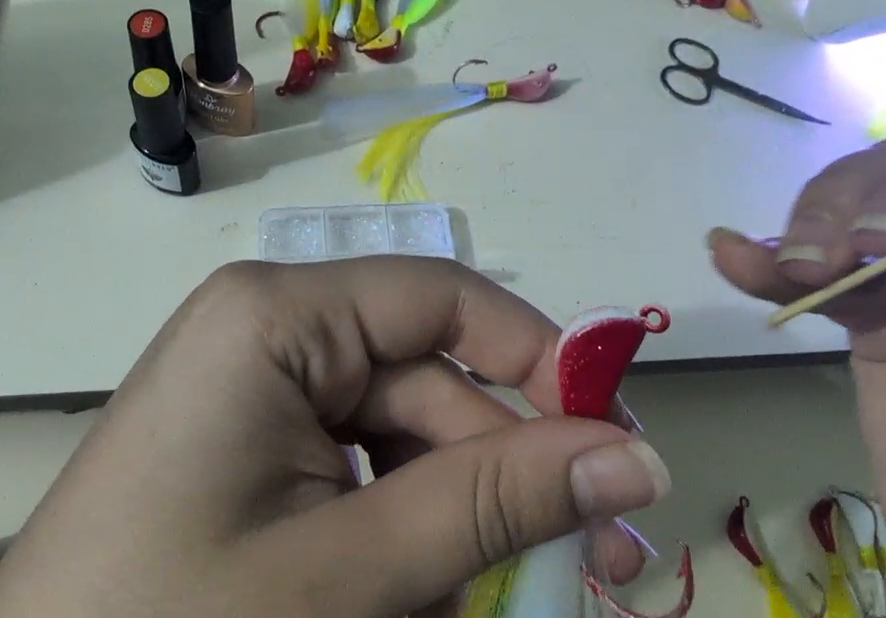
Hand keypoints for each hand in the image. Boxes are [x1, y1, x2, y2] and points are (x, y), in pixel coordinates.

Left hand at [0, 257, 664, 617]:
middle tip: (598, 568)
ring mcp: (255, 390)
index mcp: (276, 314)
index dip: (536, 359)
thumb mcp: (350, 570)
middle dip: (503, 477)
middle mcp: (268, 330)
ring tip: (508, 600)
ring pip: (399, 441)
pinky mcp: (248, 448)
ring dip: (458, 522)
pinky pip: (354, 476)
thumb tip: (637, 456)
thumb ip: (494, 505)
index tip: (613, 443)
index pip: (441, 298)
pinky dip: (400, 538)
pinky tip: (425, 597)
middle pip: (426, 382)